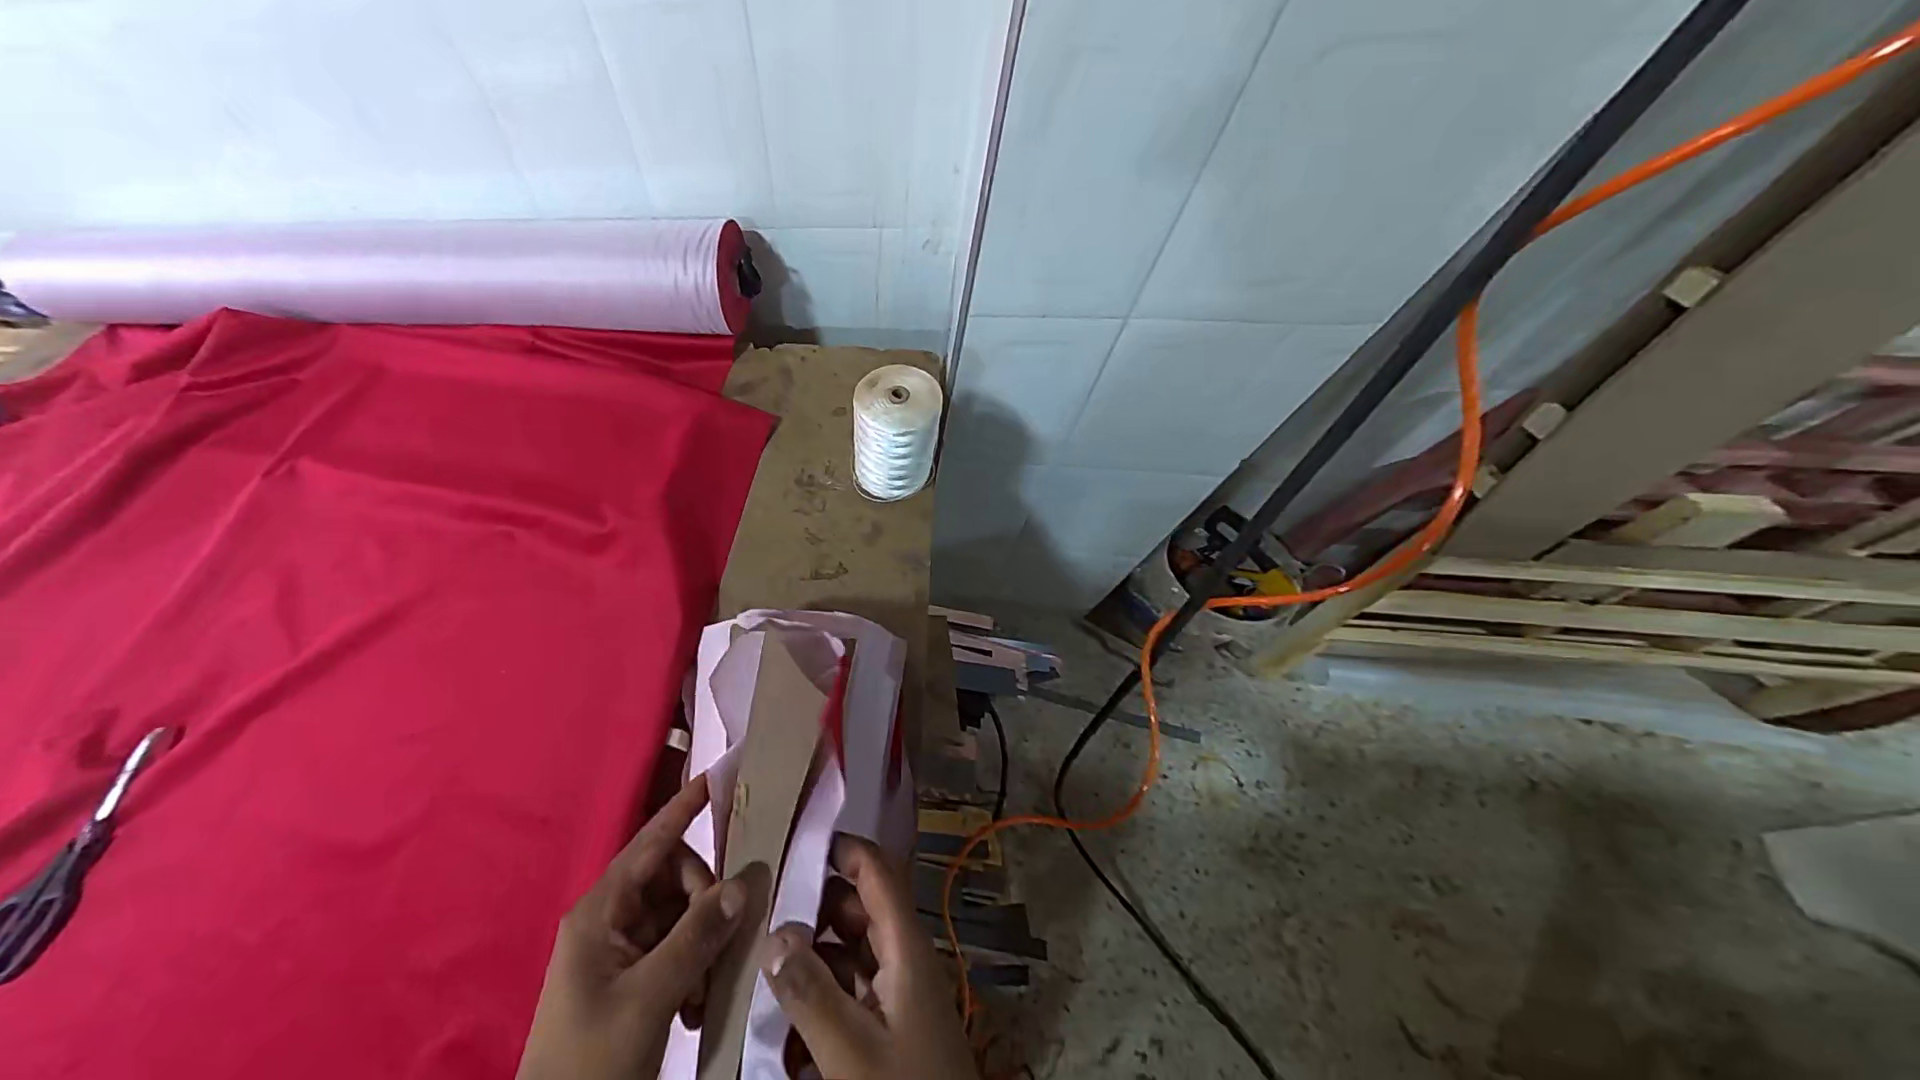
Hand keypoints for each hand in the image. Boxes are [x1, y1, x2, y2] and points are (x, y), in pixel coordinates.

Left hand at [517, 774, 746, 1079]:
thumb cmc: (590, 1062)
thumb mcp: (647, 999)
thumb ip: (696, 937)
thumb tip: (742, 883)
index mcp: (601, 912)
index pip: (650, 842)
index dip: (683, 808)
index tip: (716, 775)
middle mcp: (613, 919)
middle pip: (677, 877)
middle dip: (707, 900)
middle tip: (722, 940)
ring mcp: (624, 948)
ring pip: (685, 912)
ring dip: (707, 939)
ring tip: (707, 988)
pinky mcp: (636, 974)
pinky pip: (682, 944)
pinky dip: (700, 964)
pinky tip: (700, 1003)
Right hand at [763, 834, 979, 1079]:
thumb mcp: (852, 1051)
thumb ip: (811, 993)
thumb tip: (775, 935)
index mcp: (906, 946)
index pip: (878, 873)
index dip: (843, 849)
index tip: (797, 839)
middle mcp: (903, 957)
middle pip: (860, 908)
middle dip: (816, 898)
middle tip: (765, 897)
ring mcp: (896, 991)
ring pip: (851, 947)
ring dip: (814, 943)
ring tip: (764, 943)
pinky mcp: (887, 1022)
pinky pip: (850, 986)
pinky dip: (820, 982)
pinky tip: (783, 996)